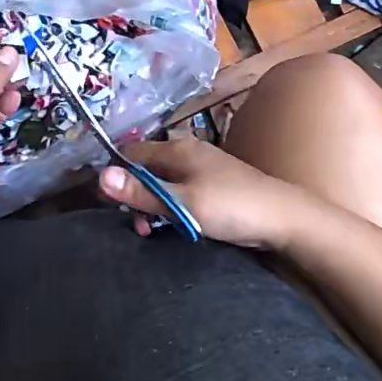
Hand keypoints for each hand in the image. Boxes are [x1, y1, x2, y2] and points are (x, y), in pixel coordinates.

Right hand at [96, 139, 312, 250]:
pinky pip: (181, 192)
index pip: (132, 153)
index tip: (110, 205)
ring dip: (154, 206)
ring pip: (164, 183)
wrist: (281, 217)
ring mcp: (203, 168)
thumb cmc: (230, 206)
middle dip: (136, 196)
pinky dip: (172, 208)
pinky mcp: (213, 185)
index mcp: (178, 149)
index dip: (116, 176)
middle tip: (138, 227)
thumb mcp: (182, 202)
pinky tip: (176, 226)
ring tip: (154, 231)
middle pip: (146, 169)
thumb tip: (100, 176)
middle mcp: (188, 152)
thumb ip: (142, 192)